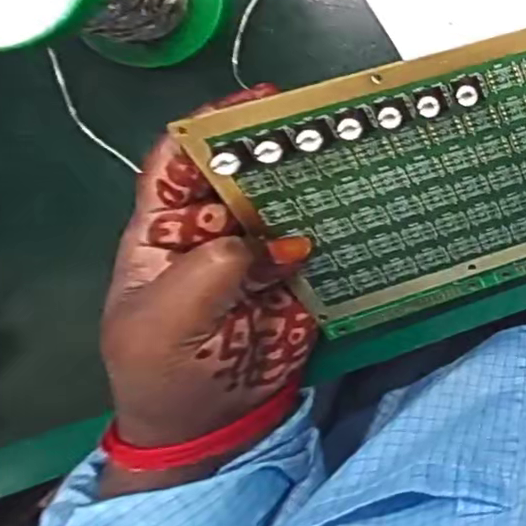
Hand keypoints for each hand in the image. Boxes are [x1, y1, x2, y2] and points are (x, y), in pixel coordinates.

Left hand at [99, 86, 316, 493]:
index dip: (214, 124)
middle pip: (244, 167)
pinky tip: (360, 201)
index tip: (256, 103)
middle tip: (318, 124)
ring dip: (312, 176)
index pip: (182, 158)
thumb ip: (213, 269)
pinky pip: (319, 232)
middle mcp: (218, 225)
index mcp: (167, 228)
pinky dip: (338, 216)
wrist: (211, 423)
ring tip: (348, 155)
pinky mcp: (299, 270)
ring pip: (287, 195)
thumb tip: (280, 241)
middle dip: (275, 142)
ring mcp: (262, 247)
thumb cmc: (164, 371)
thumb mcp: (165, 321)